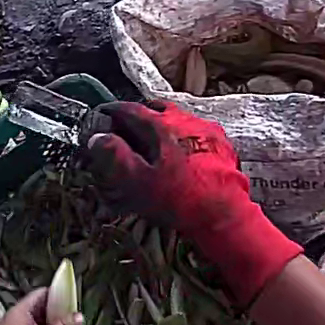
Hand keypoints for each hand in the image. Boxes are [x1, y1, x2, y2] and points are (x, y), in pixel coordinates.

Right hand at [84, 99, 301, 304]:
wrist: (226, 216)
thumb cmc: (179, 199)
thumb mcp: (138, 181)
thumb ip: (115, 156)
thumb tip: (98, 137)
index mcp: (161, 126)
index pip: (130, 109)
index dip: (113, 111)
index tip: (103, 115)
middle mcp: (185, 120)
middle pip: (156, 108)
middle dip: (140, 115)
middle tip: (128, 128)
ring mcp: (206, 130)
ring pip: (178, 117)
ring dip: (163, 125)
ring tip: (154, 142)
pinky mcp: (222, 143)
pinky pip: (196, 131)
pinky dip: (183, 136)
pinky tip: (181, 154)